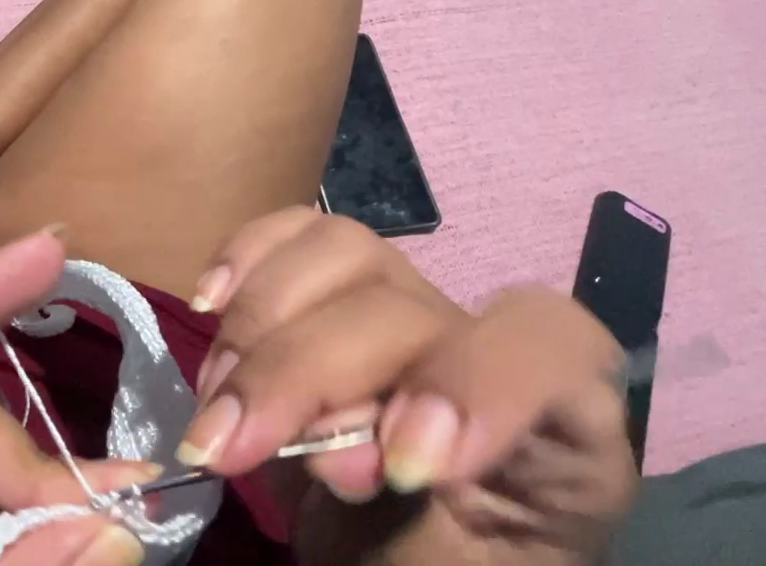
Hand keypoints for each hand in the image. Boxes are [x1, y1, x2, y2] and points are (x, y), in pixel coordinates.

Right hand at [182, 209, 637, 565]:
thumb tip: (330, 451)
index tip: (397, 466)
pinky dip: (240, 259)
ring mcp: (396, 301)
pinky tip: (209, 306)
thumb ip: (412, 517)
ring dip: (256, 326)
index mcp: (557, 426)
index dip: (474, 384)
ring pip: (336, 249)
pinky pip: (290, 233)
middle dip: (299, 375)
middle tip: (231, 446)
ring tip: (216, 399)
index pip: (552, 346)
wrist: (377, 559)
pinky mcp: (326, 289)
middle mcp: (474, 342)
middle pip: (396, 306)